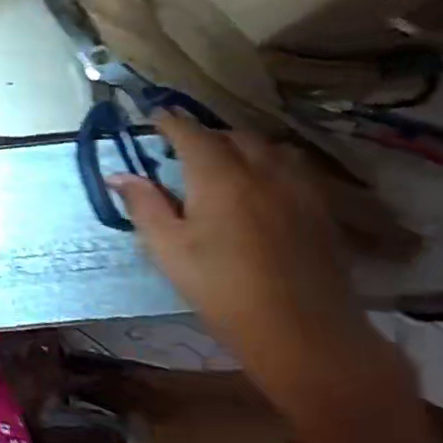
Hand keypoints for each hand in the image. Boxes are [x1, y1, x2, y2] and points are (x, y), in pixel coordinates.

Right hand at [108, 109, 374, 361]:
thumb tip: (121, 175)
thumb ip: (144, 205)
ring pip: (271, 149)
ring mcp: (300, 190)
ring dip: (241, 146)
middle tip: (179, 146)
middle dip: (206, 134)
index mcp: (221, 179)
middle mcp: (264, 174)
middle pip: (235, 137)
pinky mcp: (321, 211)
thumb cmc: (219, 287)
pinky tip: (258, 184)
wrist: (300, 329)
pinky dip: (269, 163)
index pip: (193, 135)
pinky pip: (293, 169)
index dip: (171, 122)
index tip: (153, 113)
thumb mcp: (166, 248)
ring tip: (221, 160)